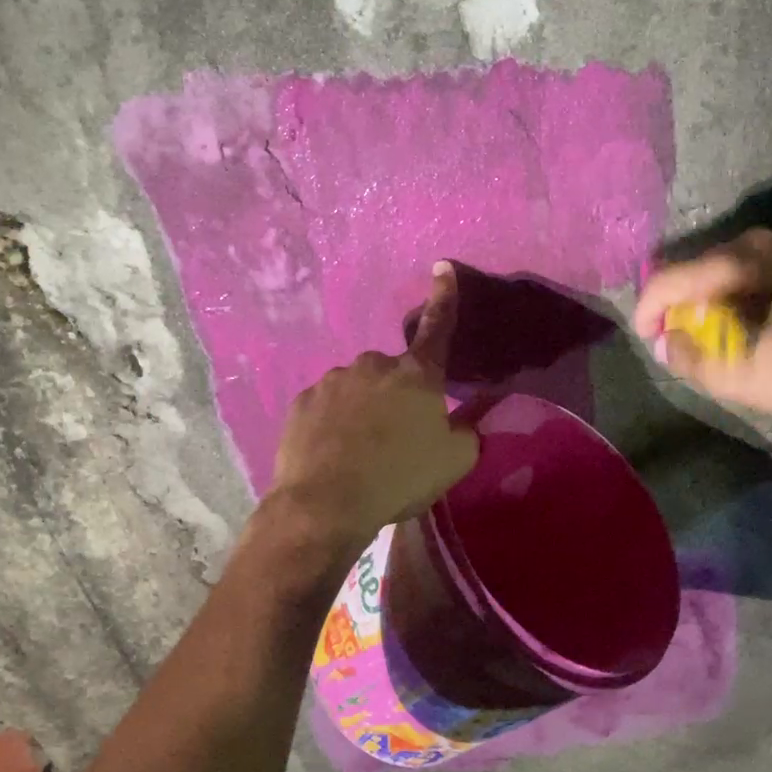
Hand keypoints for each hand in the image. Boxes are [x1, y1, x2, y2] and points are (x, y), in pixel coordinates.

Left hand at [271, 263, 478, 541]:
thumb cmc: (400, 478)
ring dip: (364, 408)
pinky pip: (328, 404)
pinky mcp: (303, 401)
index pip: (438, 327)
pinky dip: (334, 422)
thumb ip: (468, 431)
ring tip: (362, 452)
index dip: (445, 297)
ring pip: (358, 388)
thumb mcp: (454, 461)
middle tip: (398, 438)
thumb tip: (466, 419)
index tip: (442, 267)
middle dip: (398, 394)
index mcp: (418, 375)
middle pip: (395, 372)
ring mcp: (335, 380)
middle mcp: (376, 365)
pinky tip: (334, 452)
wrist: (326, 504)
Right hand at [634, 230, 771, 415]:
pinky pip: (766, 267)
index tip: (648, 337)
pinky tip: (761, 317)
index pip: (671, 278)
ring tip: (720, 328)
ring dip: (717, 295)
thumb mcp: (739, 377)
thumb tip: (667, 340)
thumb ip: (689, 358)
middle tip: (682, 336)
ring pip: (733, 265)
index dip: (648, 309)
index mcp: (736, 262)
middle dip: (683, 302)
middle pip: (700, 267)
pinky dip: (750, 289)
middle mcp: (760, 240)